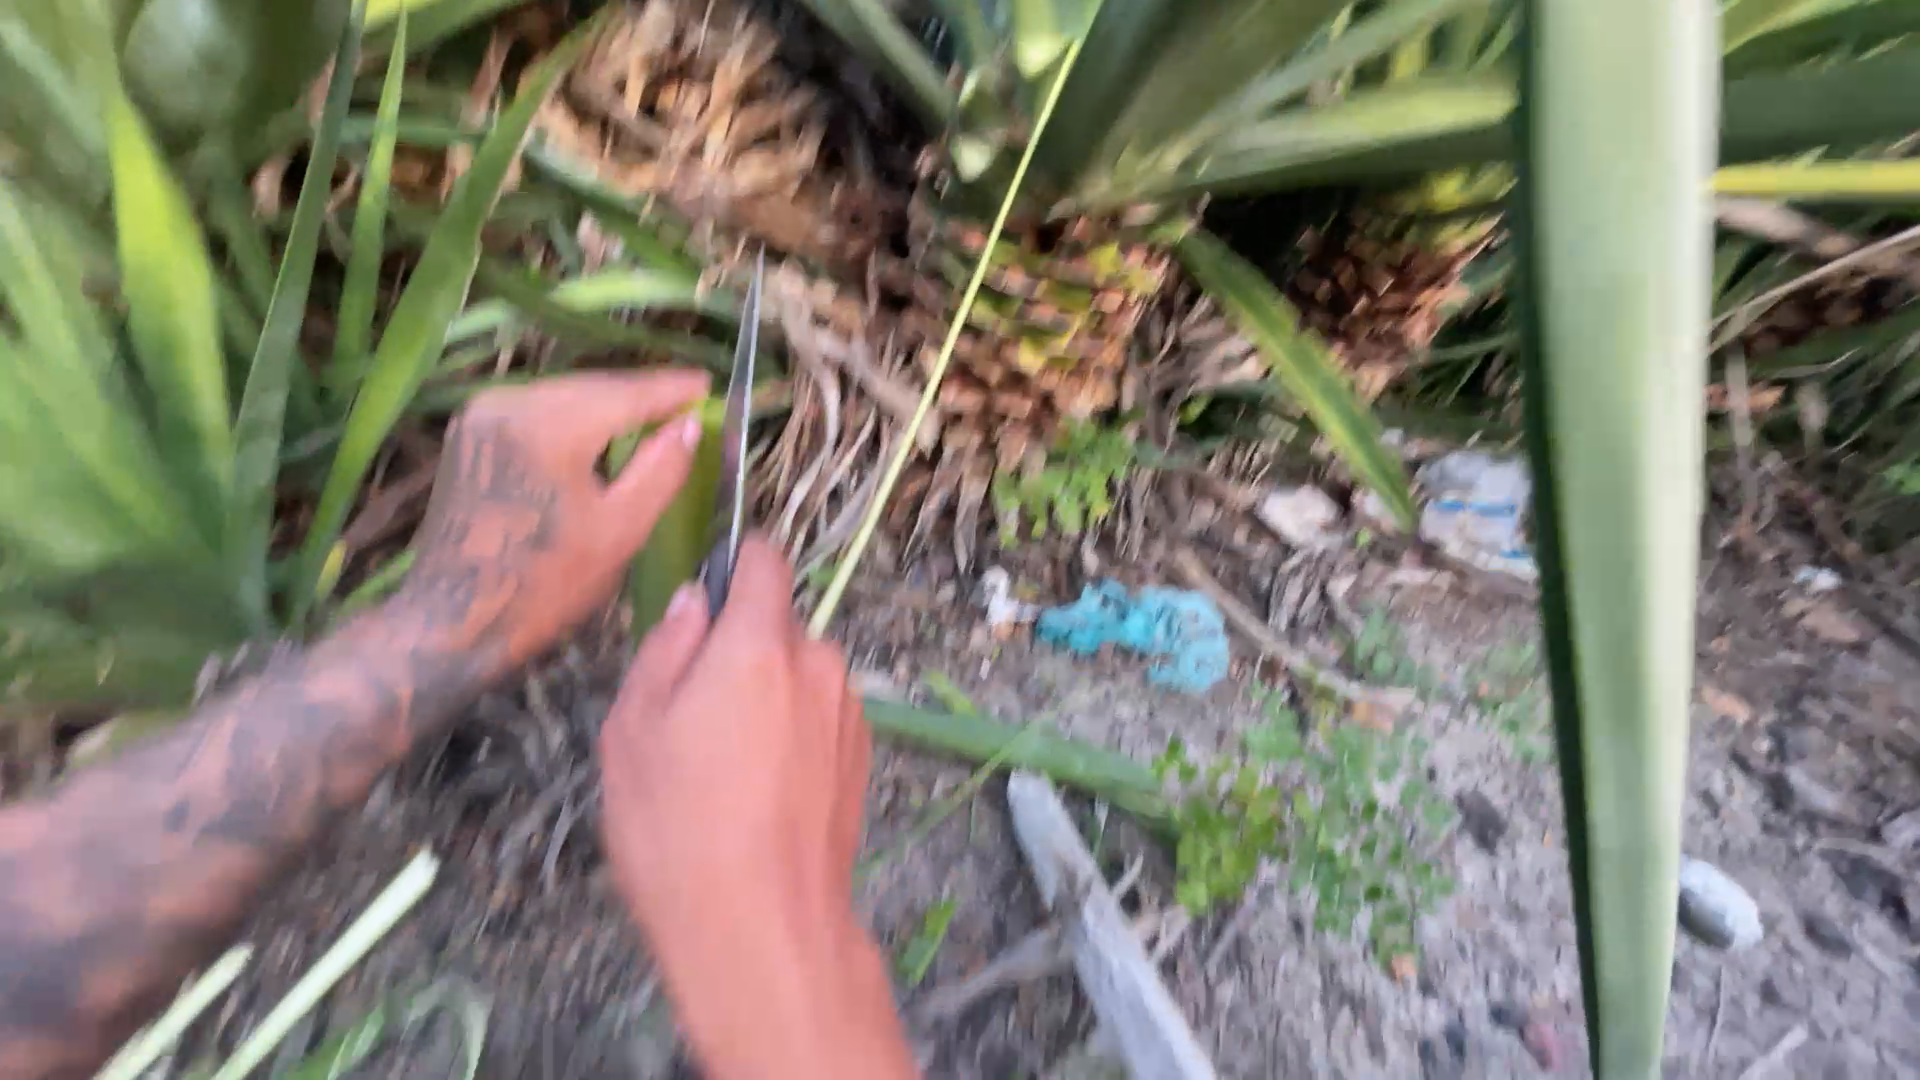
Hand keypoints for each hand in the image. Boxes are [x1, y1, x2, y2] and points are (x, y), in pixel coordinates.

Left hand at [400, 370, 708, 675]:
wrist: (454, 620)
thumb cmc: (547, 583)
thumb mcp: (621, 531)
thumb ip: (661, 469)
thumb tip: (689, 424)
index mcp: (547, 427)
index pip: (624, 393)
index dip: (671, 388)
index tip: (707, 382)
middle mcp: (508, 404)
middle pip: (593, 387)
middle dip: (643, 394)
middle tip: (689, 400)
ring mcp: (483, 415)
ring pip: (568, 396)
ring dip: (612, 404)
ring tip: (657, 414)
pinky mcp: (472, 432)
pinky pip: (542, 410)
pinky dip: (580, 416)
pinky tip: (606, 431)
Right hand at [599, 538, 914, 1079]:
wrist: (765, 923)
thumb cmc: (679, 826)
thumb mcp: (634, 729)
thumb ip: (667, 645)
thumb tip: (698, 599)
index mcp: (761, 644)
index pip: (766, 561)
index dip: (738, 562)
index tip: (713, 590)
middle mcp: (820, 662)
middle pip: (779, 625)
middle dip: (743, 647)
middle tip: (698, 712)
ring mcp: (849, 707)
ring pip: (801, 672)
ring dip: (771, 691)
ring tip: (732, 762)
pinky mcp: (865, 749)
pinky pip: (822, 711)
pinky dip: (798, 727)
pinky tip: (770, 787)